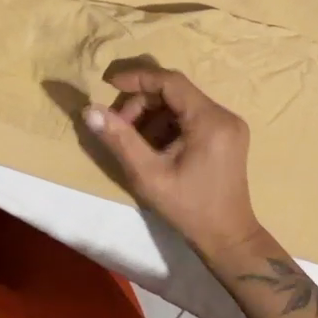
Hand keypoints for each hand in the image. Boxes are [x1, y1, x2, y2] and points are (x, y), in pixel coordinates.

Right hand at [81, 67, 263, 252]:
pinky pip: (188, 117)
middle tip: (118, 127)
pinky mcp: (225, 135)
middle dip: (141, 103)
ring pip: (179, 104)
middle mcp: (224, 115)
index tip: (108, 84)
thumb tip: (90, 110)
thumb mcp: (148, 175)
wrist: (227, 239)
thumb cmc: (189, 208)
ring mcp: (227, 125)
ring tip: (133, 142)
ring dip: (151, 115)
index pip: (170, 82)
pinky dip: (165, 124)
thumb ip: (119, 139)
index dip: (137, 78)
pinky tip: (152, 147)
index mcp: (210, 120)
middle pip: (174, 91)